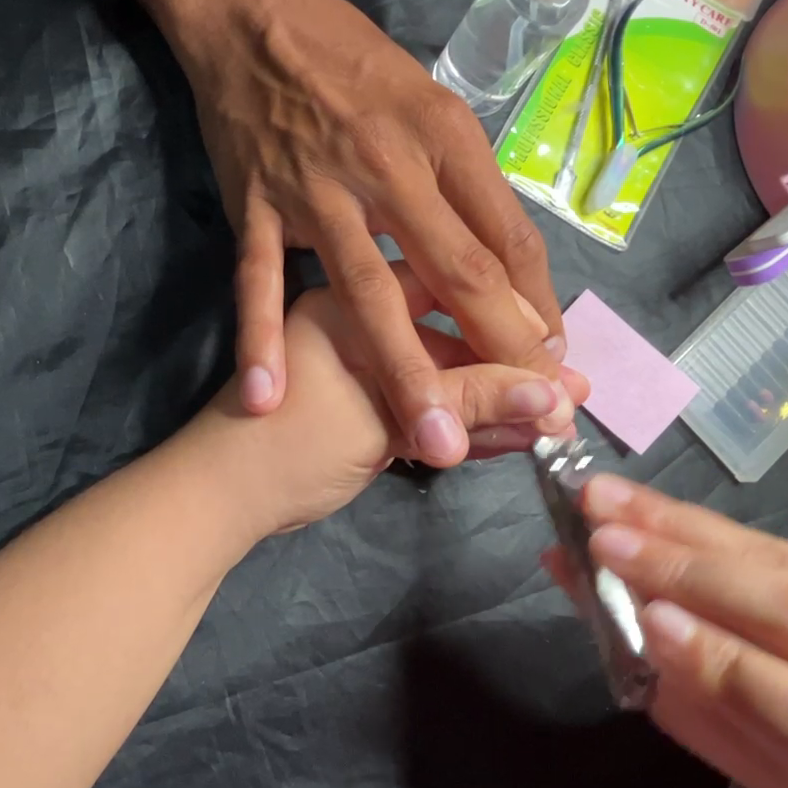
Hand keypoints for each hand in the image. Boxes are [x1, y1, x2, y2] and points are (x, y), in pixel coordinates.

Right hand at [176, 0, 564, 467]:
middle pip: (455, 271)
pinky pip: (260, 282)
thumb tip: (502, 261)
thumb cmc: (351, 58)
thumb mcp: (429, 101)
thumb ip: (463, 180)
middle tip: (528, 421)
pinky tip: (270, 396)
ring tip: (432, 441)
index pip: (505, 232)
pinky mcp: (258, 209)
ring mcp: (318, 191)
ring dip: (403, 368)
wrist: (252, 20)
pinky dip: (260, 338)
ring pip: (368, 289)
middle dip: (497, 351)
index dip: (536, 303)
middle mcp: (388, 165)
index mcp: (442, 135)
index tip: (553, 358)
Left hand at [197, 264, 587, 536]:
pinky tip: (509, 437)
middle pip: (453, 337)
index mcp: (352, 297)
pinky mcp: (360, 410)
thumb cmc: (286, 444)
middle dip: (511, 368)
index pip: (443, 288)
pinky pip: (423, 407)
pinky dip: (460, 423)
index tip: (557, 347)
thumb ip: (465, 403)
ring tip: (555, 421)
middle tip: (570, 393)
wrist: (217, 499)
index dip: (504, 316)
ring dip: (493, 399)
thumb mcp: (379, 419)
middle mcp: (360, 322)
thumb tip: (551, 396)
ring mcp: (361, 368)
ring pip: (443, 376)